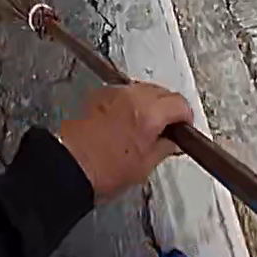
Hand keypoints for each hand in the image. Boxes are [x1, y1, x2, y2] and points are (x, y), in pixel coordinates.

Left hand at [57, 82, 193, 200]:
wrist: (70, 163)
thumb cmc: (102, 169)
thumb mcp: (144, 166)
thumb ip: (164, 147)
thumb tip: (173, 141)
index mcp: (148, 114)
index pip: (179, 103)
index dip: (185, 117)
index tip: (184, 127)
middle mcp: (132, 96)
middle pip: (162, 91)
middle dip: (169, 107)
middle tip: (168, 128)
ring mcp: (115, 91)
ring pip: (143, 87)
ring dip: (150, 102)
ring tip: (146, 126)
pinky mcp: (100, 92)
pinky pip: (124, 90)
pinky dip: (131, 100)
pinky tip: (126, 120)